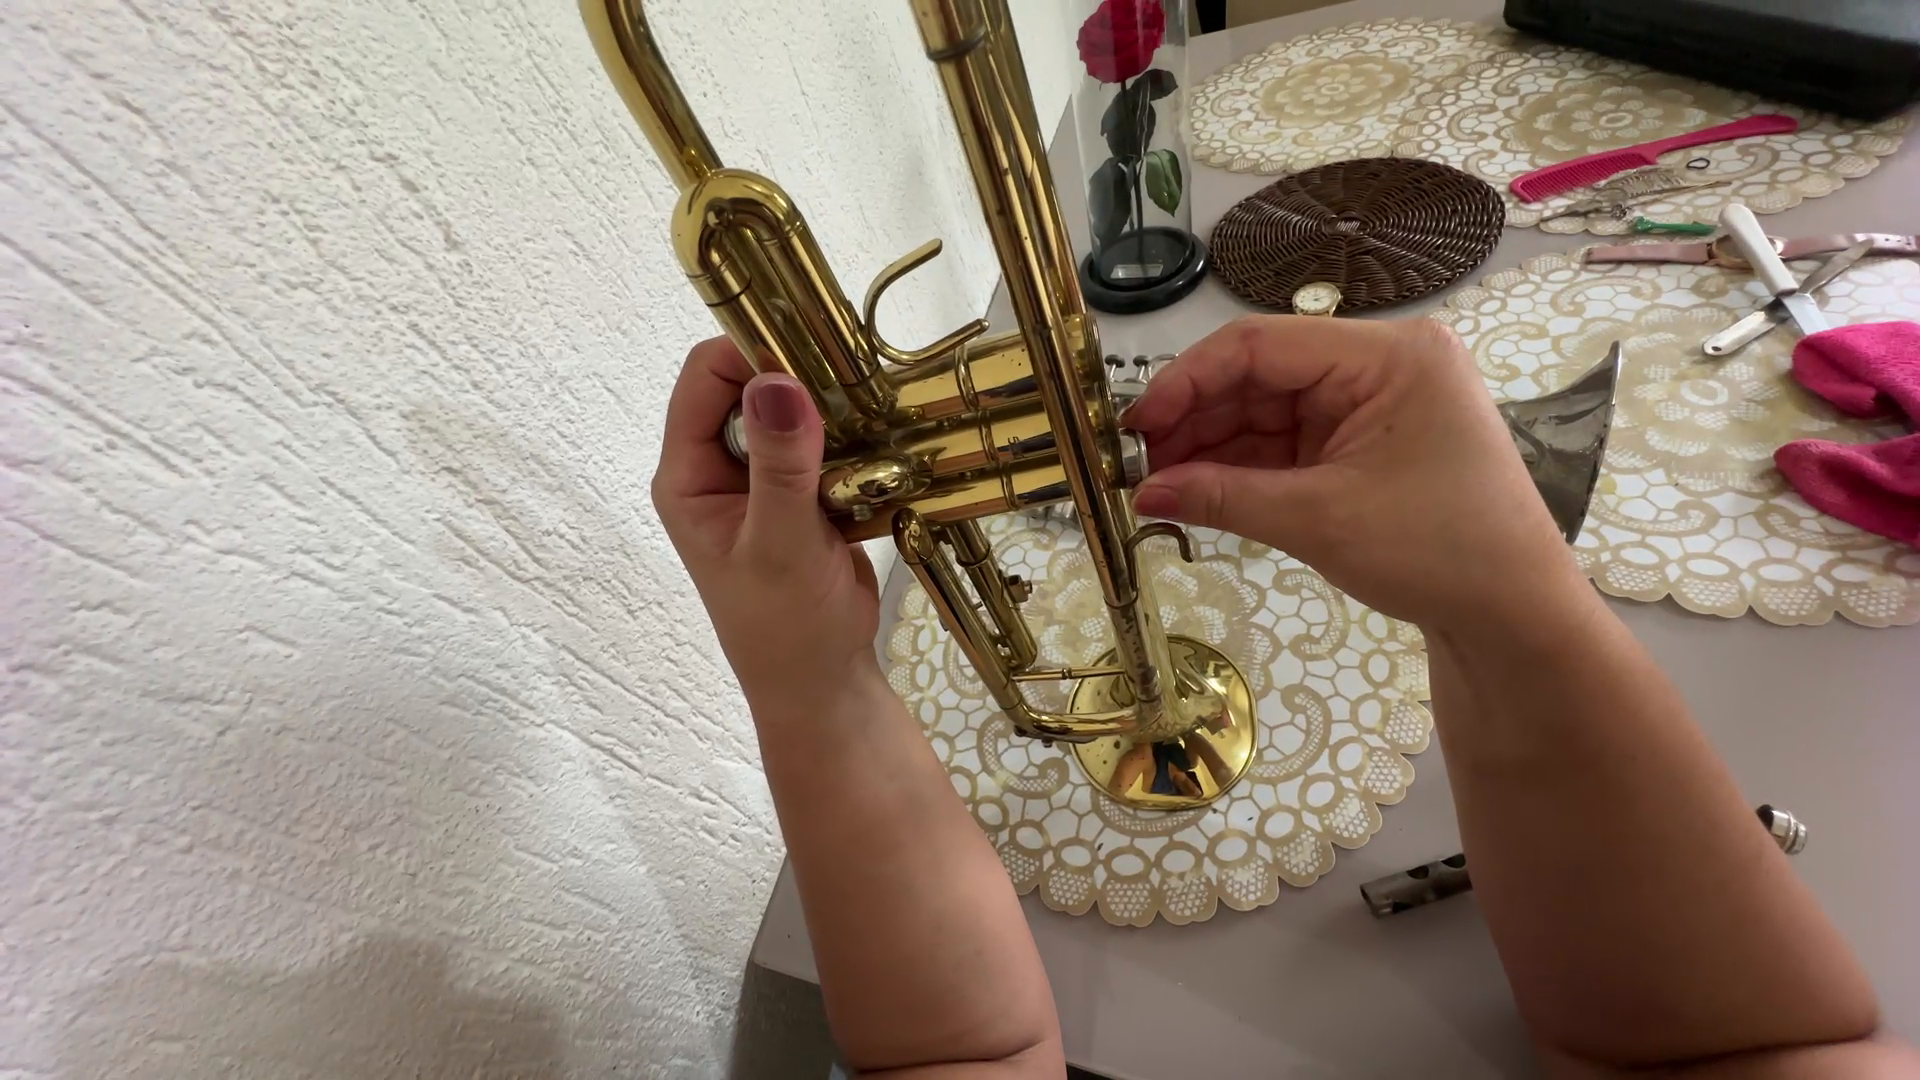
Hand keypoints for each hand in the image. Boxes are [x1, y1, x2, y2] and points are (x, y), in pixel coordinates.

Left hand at [652, 338, 881, 715]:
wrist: (824, 679)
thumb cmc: (787, 627)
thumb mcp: (780, 547)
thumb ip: (778, 467)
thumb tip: (776, 381)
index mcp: (690, 476)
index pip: (705, 381)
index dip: (751, 352)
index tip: (812, 346)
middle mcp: (721, 469)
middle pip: (752, 389)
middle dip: (800, 377)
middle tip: (856, 376)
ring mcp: (766, 481)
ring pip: (795, 415)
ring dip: (833, 408)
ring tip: (878, 404)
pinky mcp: (806, 495)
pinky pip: (827, 446)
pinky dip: (854, 438)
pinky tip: (886, 437)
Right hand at [1125, 317, 1582, 630]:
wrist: (1510, 615)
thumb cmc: (1436, 551)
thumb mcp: (1319, 519)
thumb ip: (1223, 497)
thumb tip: (1140, 494)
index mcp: (1385, 355)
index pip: (1261, 345)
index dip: (1187, 381)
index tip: (1136, 426)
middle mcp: (1371, 366)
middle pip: (1256, 377)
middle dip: (1193, 420)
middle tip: (1136, 465)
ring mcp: (1361, 405)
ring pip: (1259, 412)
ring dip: (1206, 448)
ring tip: (1155, 484)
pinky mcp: (1351, 444)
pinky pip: (1277, 445)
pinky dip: (1234, 468)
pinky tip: (1191, 489)